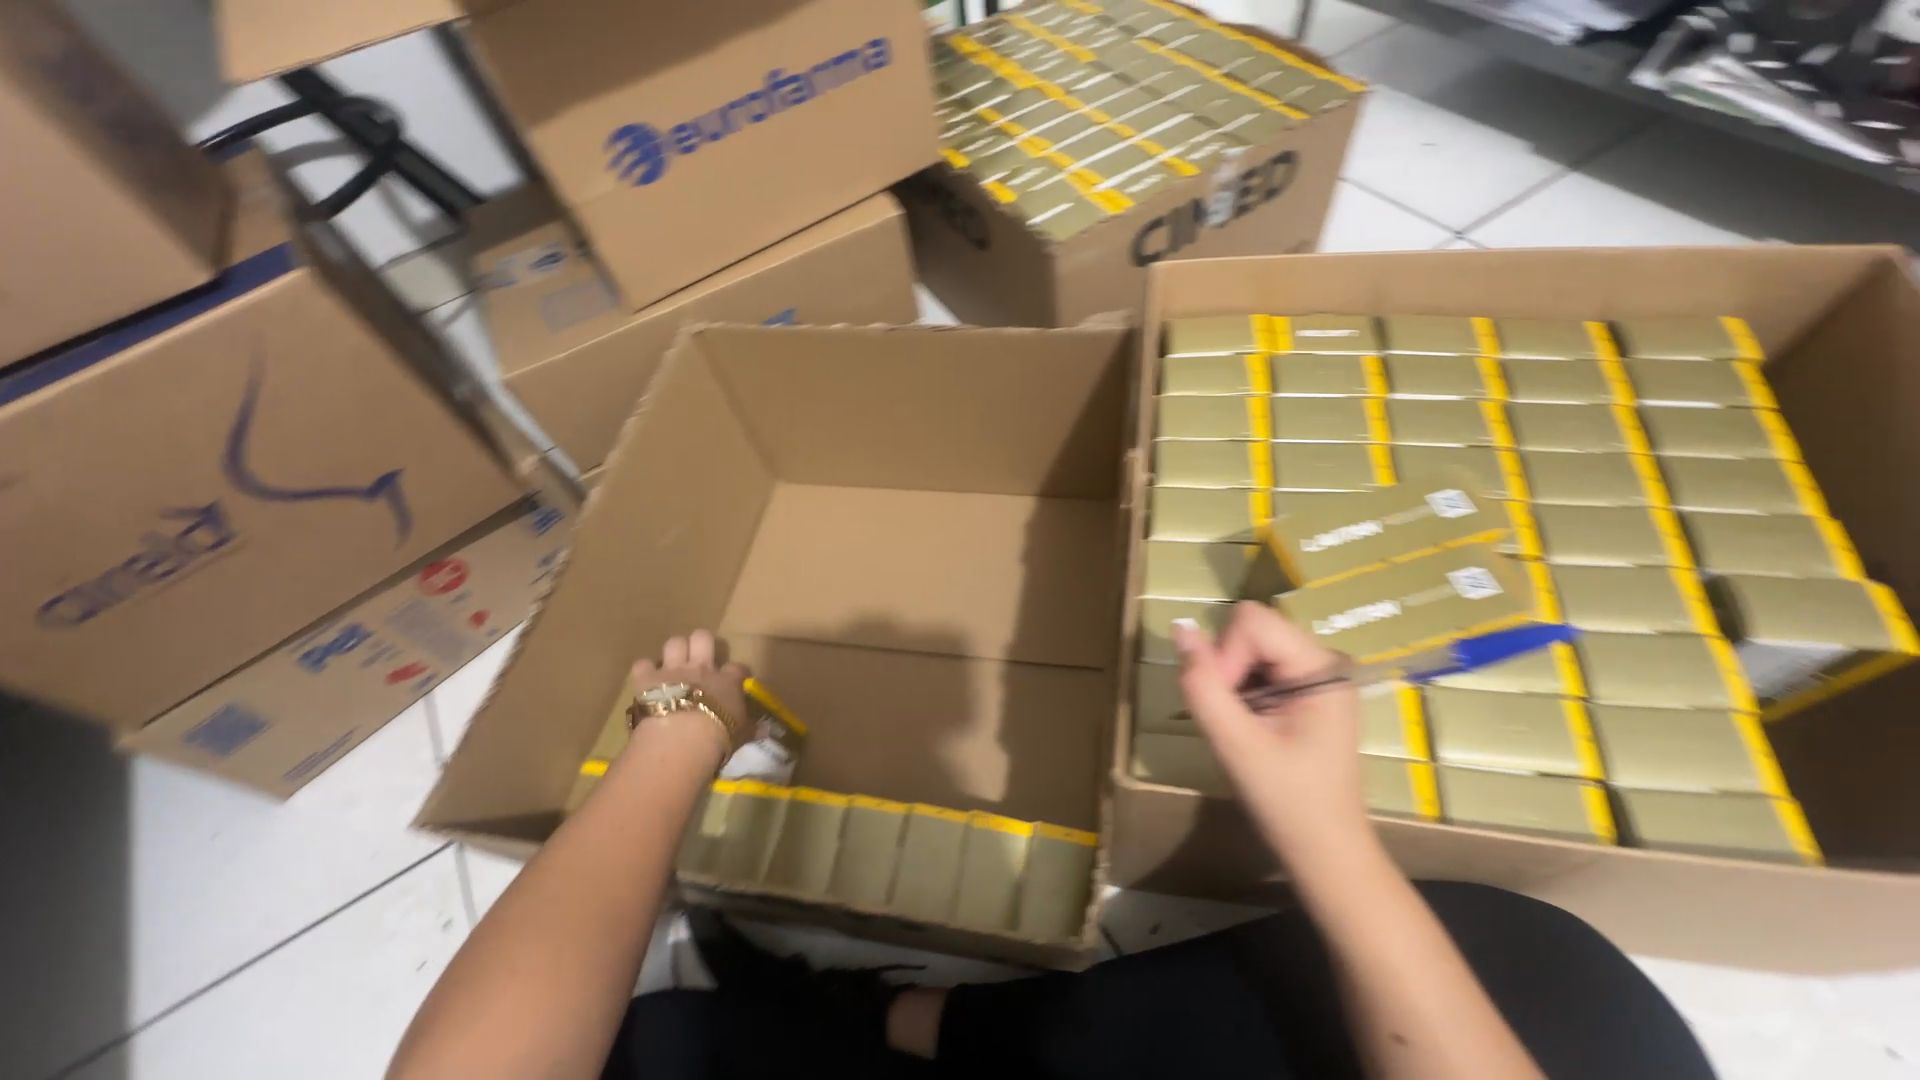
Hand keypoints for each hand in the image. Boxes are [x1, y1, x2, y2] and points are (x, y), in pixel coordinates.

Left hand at [629, 630, 750, 758]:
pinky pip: (643, 664)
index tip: (736, 680)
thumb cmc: (719, 736)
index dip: (737, 672)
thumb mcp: (741, 734)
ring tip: (673, 663)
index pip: (737, 668)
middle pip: (703, 638)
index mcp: (727, 681)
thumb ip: (752, 728)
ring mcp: (673, 670)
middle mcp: (701, 668)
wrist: (683, 737)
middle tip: (700, 658)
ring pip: (675, 643)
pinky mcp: (648, 678)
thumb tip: (766, 729)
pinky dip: (645, 670)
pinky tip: (647, 678)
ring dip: (674, 652)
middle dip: (701, 644)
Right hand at [1173, 601, 1372, 866]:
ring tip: (1238, 726)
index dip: (1223, 656)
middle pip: (1251, 628)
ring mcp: (1313, 674)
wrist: (1323, 850)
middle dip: (1226, 667)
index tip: (1223, 707)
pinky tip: (1246, 725)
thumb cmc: (1287, 801)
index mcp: (1321, 667)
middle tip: (1230, 720)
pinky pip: (1256, 665)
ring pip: (1249, 645)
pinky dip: (1238, 689)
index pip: (1251, 622)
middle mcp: (1322, 660)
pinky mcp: (1301, 690)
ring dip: (1229, 680)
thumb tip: (1179, 627)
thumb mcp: (1236, 744)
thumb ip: (1203, 685)